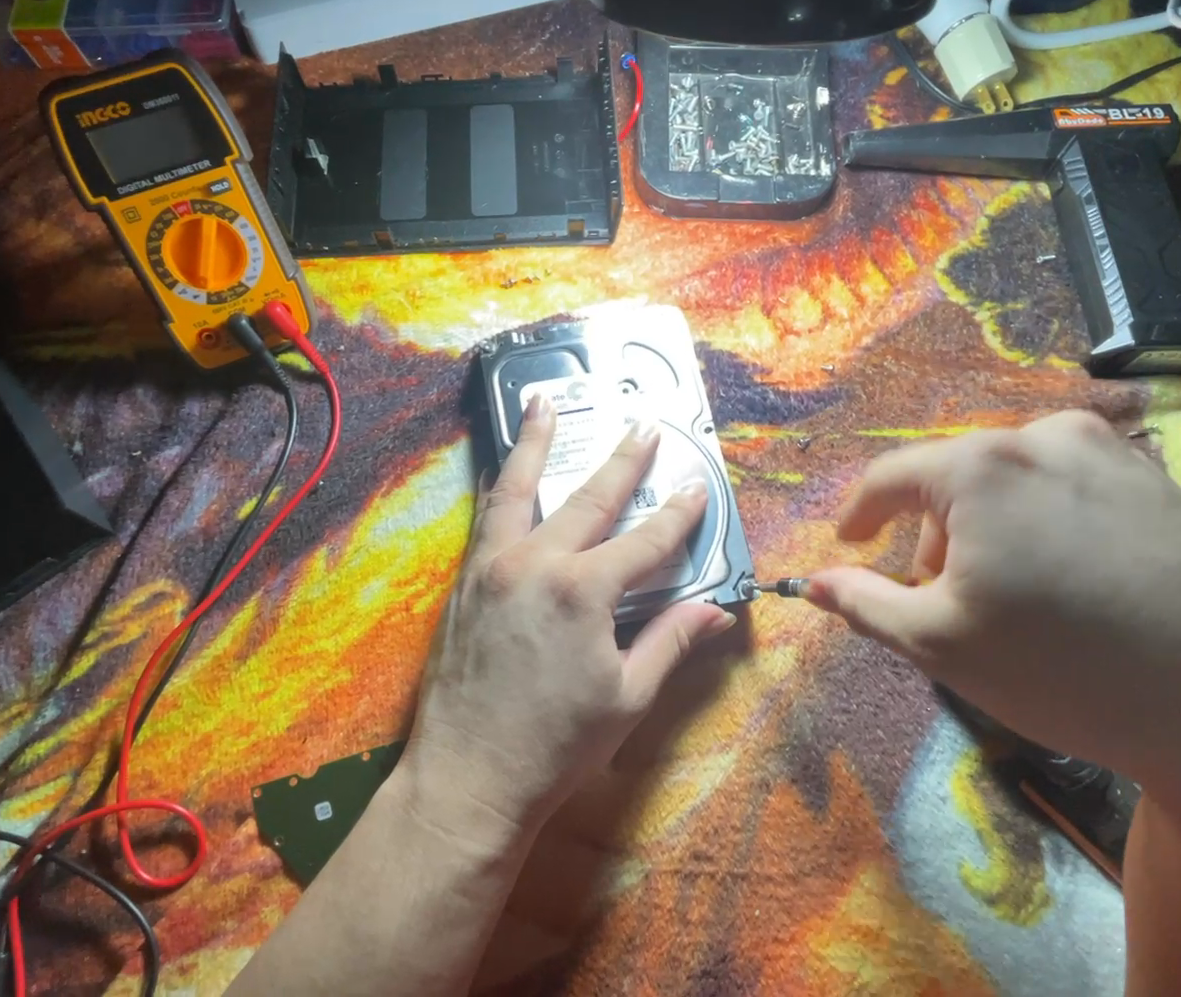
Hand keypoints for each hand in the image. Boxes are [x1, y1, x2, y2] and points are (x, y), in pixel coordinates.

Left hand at [404, 396, 737, 837]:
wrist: (468, 777)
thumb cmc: (556, 744)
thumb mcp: (627, 696)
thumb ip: (670, 641)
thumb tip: (716, 611)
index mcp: (582, 591)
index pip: (644, 541)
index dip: (677, 516)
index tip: (696, 487)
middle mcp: (535, 563)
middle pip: (587, 499)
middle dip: (622, 461)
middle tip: (643, 427)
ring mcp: (491, 567)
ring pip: (517, 488)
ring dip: (537, 442)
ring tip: (545, 403)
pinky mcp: (464, 582)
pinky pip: (487, 518)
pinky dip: (502, 486)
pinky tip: (507, 471)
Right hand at [807, 410, 1180, 794]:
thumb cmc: (1064, 668)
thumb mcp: (939, 644)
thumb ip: (863, 603)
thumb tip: (812, 583)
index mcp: (978, 467)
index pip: (888, 478)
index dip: (859, 514)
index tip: (850, 544)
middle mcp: (1042, 437)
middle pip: (952, 477)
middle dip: (932, 533)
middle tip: (942, 595)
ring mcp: (1111, 452)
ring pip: (1012, 479)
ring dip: (988, 526)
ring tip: (1012, 592)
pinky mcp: (1160, 478)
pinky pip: (1069, 486)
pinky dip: (1044, 522)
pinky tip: (1071, 580)